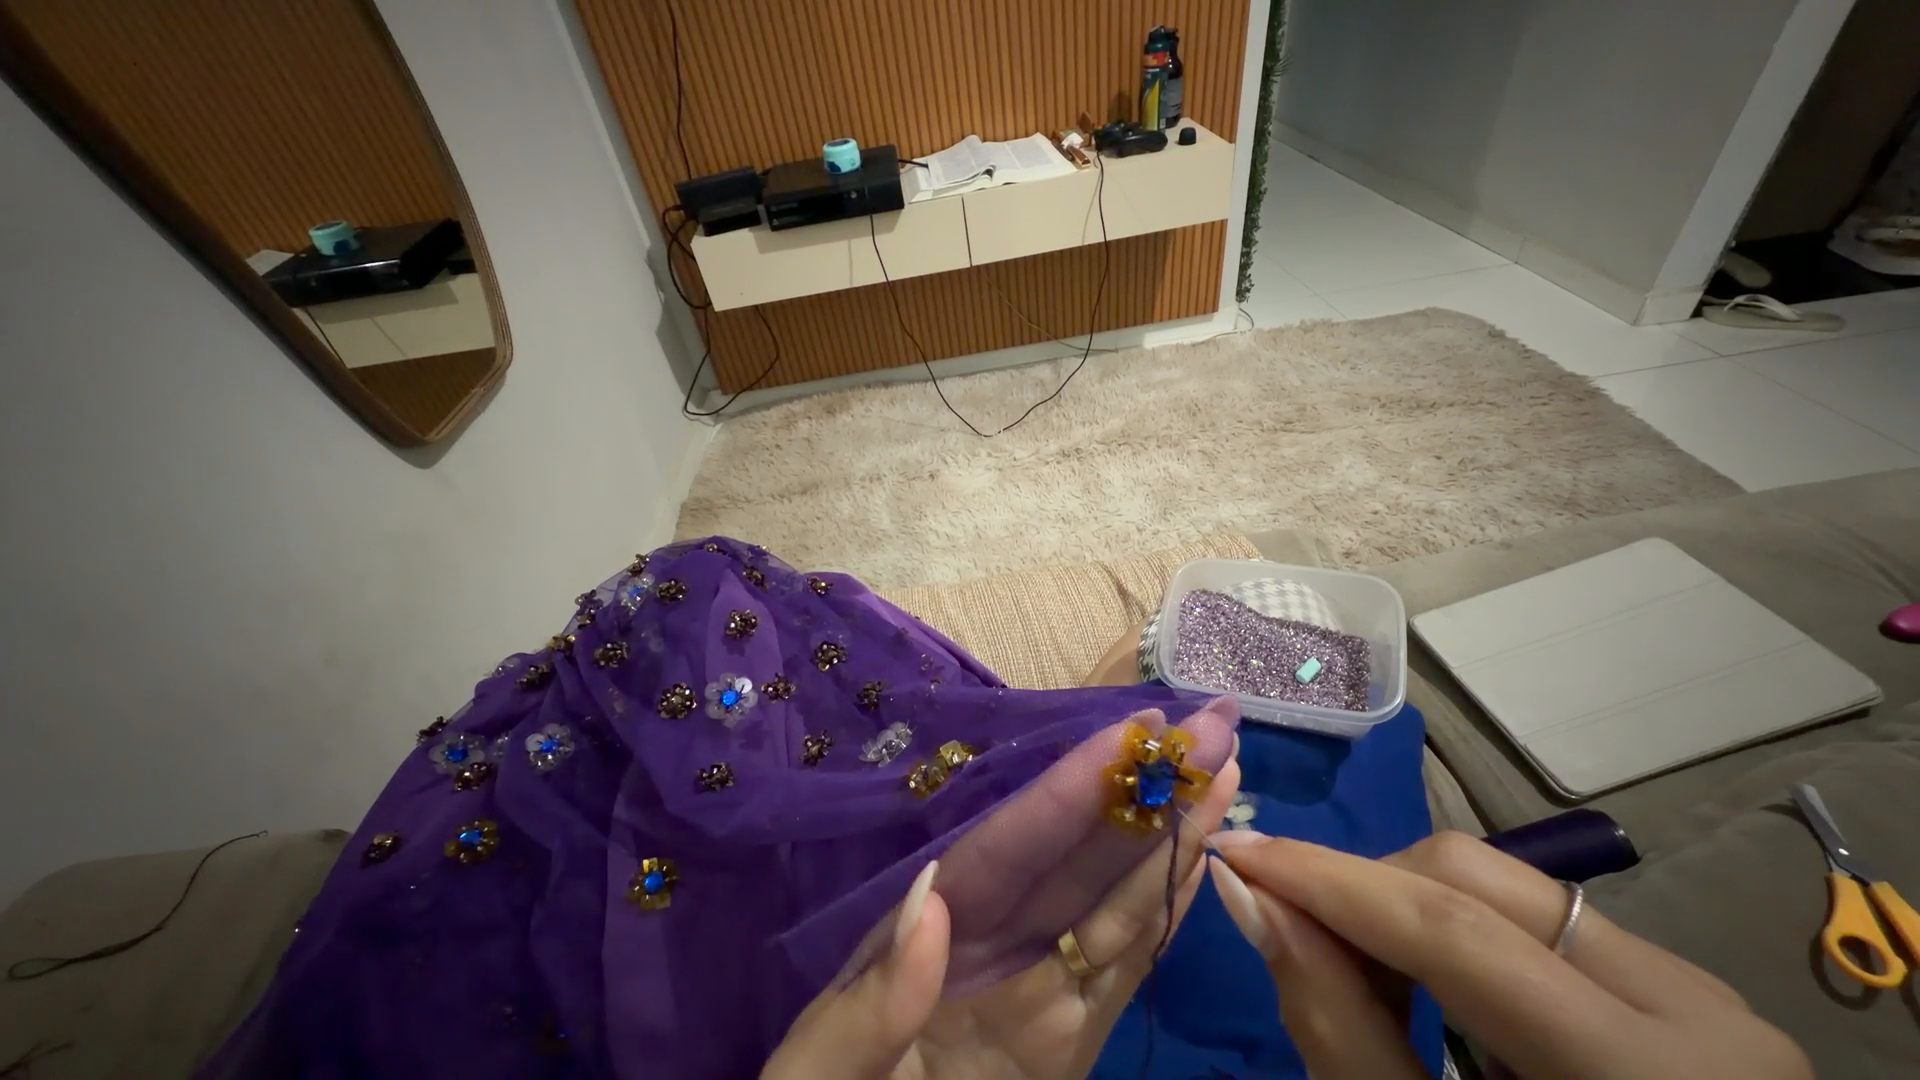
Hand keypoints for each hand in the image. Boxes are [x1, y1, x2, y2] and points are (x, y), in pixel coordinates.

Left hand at [763, 705, 1242, 1079]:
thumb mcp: (819, 1062)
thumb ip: (875, 994)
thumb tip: (934, 896)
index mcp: (933, 924)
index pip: (1015, 840)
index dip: (1075, 784)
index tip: (1133, 729)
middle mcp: (995, 938)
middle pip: (1081, 854)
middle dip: (1143, 789)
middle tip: (1208, 727)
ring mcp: (1037, 987)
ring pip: (1117, 899)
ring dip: (1171, 838)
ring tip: (1219, 776)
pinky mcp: (1068, 1041)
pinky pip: (1125, 970)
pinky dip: (1166, 916)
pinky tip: (1199, 868)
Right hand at [1208, 830, 1813, 1078]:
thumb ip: (1338, 1026)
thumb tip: (1248, 897)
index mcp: (1647, 1075)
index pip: (1453, 932)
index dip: (1328, 883)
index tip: (1233, 852)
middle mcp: (1694, 1008)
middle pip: (1471, 879)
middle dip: (1358, 892)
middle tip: (1288, 933)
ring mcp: (1693, 992)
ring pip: (1496, 884)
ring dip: (1397, 912)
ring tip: (1360, 982)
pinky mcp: (1673, 989)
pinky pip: (1525, 917)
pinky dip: (1446, 935)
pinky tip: (1425, 997)